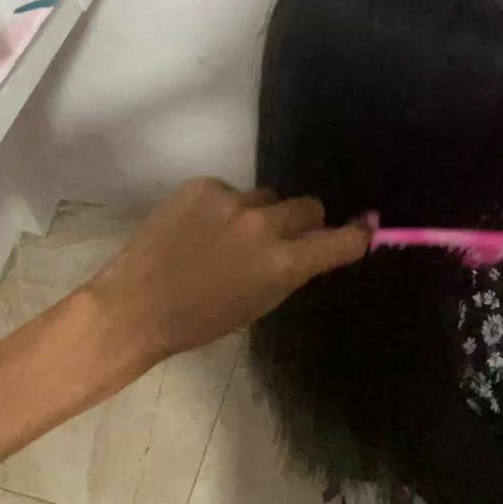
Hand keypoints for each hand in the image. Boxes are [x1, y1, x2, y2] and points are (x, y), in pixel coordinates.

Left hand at [80, 178, 370, 361]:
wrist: (135, 305)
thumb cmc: (200, 319)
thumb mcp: (259, 302)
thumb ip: (291, 269)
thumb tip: (315, 245)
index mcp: (283, 264)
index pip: (339, 242)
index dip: (357, 234)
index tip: (367, 224)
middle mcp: (264, 225)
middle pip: (308, 206)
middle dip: (301, 222)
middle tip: (278, 239)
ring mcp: (232, 200)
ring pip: (266, 198)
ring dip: (257, 214)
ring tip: (223, 238)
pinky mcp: (204, 184)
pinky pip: (230, 191)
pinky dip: (222, 207)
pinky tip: (197, 229)